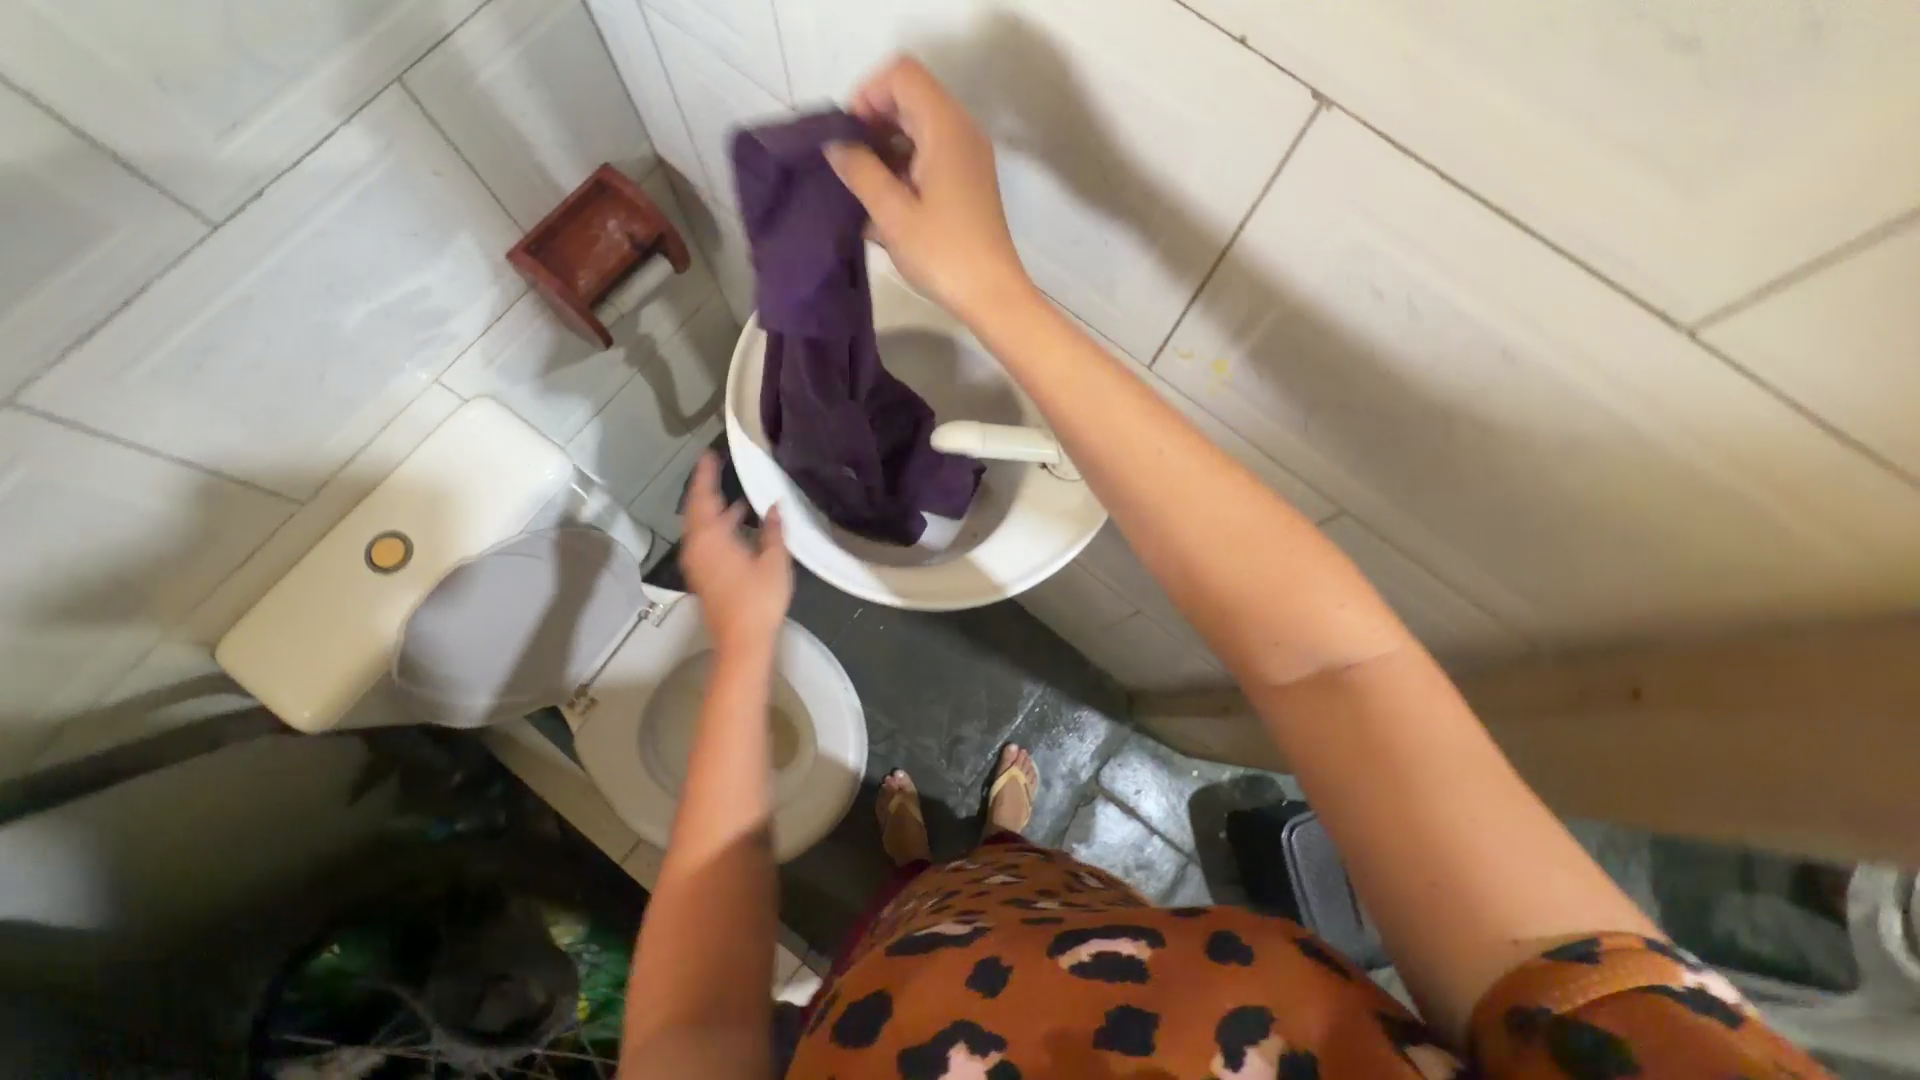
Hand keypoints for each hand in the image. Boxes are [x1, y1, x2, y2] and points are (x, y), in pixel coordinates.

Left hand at [680, 453, 791, 653]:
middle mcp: (697, 547)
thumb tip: (775, 506)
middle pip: (697, 512)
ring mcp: (697, 564)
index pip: (703, 497)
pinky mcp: (703, 577)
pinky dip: (716, 529)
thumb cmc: (759, 599)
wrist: (742, 641)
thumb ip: (772, 529)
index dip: (706, 475)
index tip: (709, 455)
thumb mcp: (774, 561)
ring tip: (735, 501)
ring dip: (714, 513)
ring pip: (700, 529)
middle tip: (718, 471)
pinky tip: (735, 530)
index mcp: (711, 538)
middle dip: (707, 491)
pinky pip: (705, 542)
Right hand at [825, 57, 1036, 325]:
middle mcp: (961, 130)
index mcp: (945, 127)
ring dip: (887, 149)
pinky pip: (929, 154)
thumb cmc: (942, 254)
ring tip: (865, 190)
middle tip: (851, 165)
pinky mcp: (967, 180)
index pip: (901, 74)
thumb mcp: (892, 213)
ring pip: (918, 128)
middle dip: (873, 123)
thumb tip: (835, 145)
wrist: (992, 295)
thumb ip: (860, 171)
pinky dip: (904, 167)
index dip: (868, 95)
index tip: (849, 138)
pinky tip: (885, 205)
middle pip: (910, 97)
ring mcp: (968, 155)